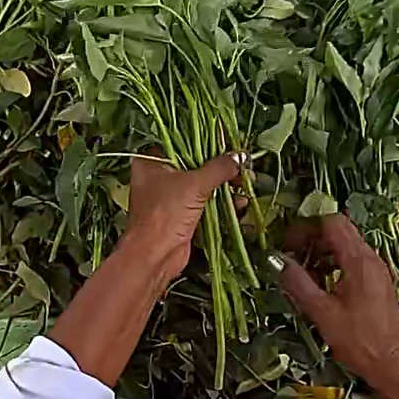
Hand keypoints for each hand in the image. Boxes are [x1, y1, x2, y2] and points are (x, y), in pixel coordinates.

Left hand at [118, 151, 244, 286]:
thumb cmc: (165, 214)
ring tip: (245, 184)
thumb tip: (240, 156)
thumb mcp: (194, 184)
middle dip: (222, 167)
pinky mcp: (181, 215)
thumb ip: (219, 168)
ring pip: (203, 184)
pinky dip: (221, 202)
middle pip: (196, 164)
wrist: (154, 256)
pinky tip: (240, 201)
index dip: (208, 142)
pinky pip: (205, 202)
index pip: (183, 142)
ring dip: (225, 186)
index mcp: (152, 161)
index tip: (230, 144)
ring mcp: (170, 197)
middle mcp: (159, 176)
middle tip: (242, 167)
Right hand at [276, 214, 398, 388]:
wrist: (393, 364)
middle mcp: (370, 258)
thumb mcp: (321, 311)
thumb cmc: (358, 339)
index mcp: (358, 259)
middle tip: (292, 257)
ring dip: (321, 253)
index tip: (288, 244)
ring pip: (345, 246)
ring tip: (303, 273)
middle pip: (338, 231)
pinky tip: (321, 286)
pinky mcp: (377, 282)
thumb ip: (297, 282)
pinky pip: (352, 262)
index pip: (332, 223)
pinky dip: (333, 265)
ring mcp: (376, 270)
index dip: (306, 228)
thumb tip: (276, 260)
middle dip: (311, 239)